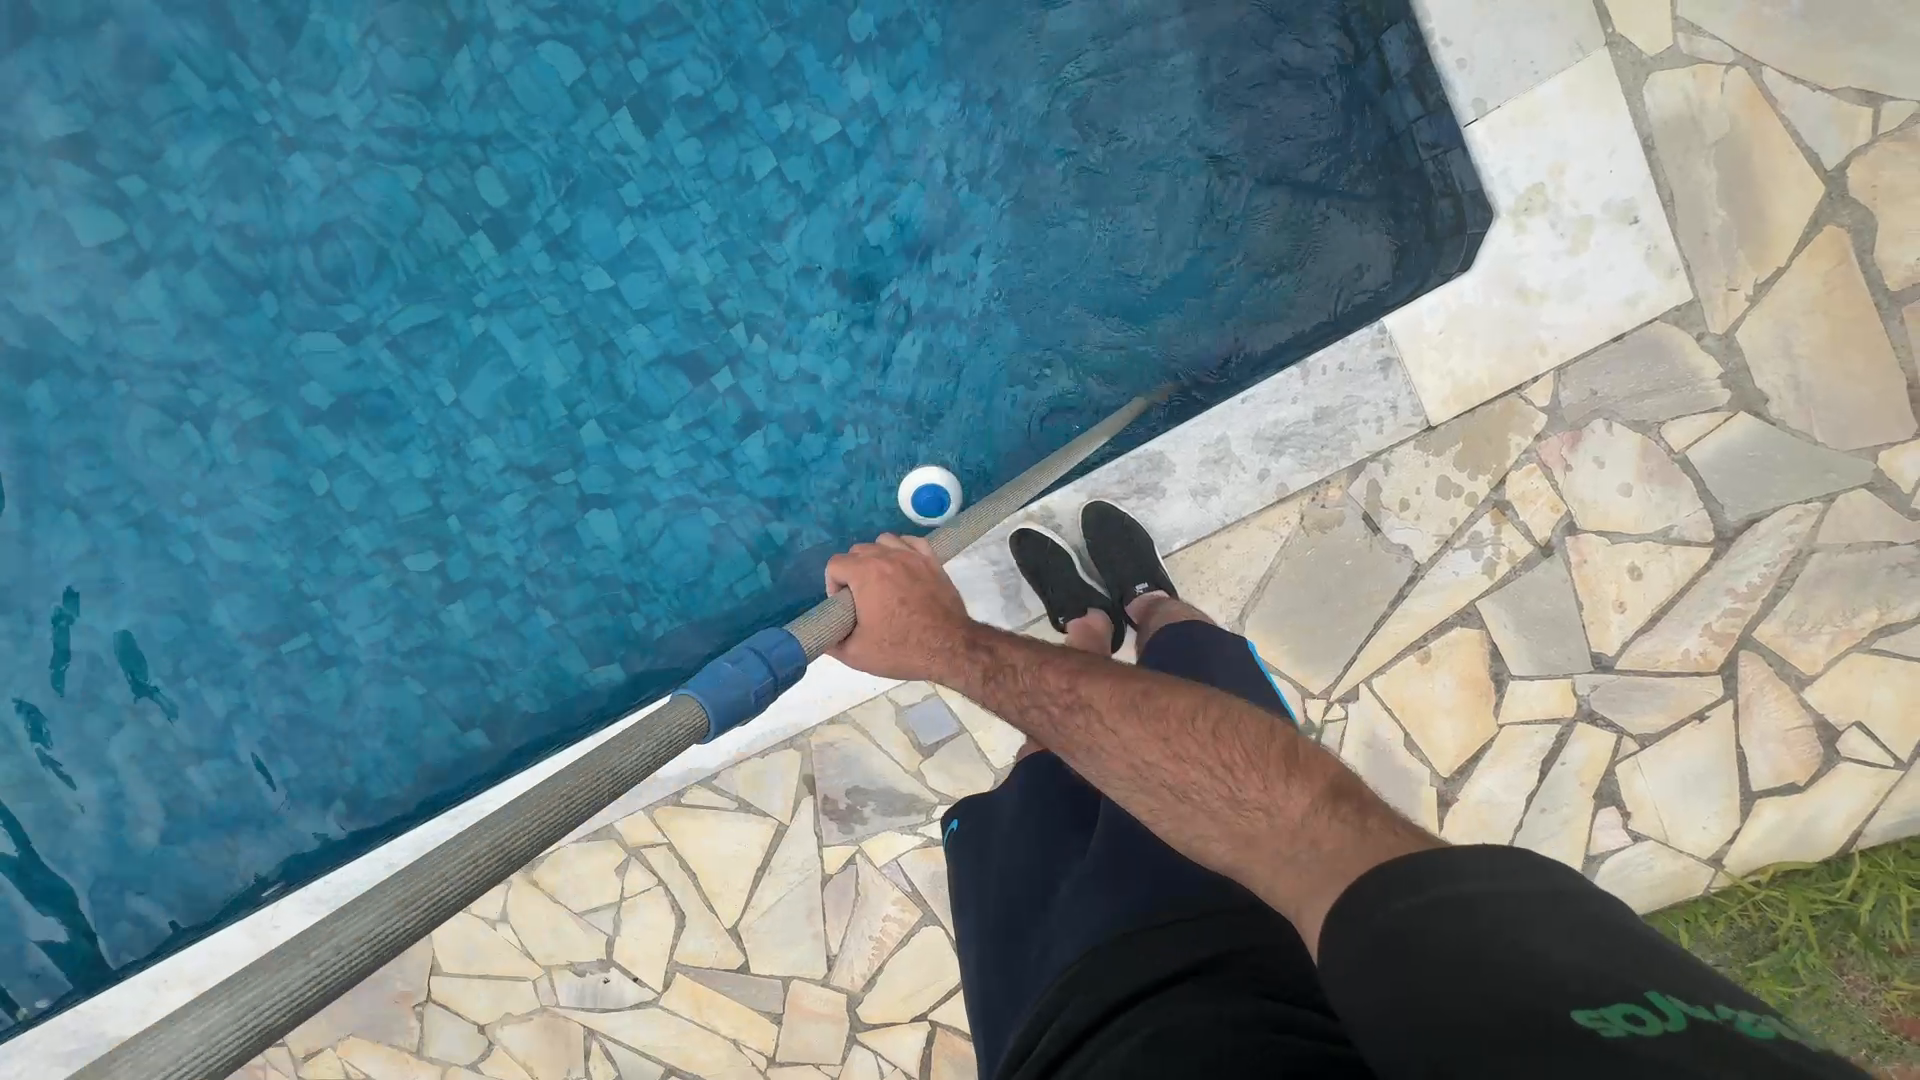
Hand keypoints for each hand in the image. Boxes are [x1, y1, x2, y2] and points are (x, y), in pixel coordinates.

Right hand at [823, 534, 976, 681]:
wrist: (950, 648)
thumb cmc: (901, 649)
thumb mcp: (856, 654)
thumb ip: (832, 642)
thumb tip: (823, 636)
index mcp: (865, 574)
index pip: (835, 564)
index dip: (833, 586)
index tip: (843, 606)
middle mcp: (888, 556)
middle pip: (858, 551)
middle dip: (852, 572)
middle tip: (860, 599)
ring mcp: (913, 556)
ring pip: (884, 541)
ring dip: (876, 557)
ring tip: (880, 582)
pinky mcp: (933, 560)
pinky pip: (911, 541)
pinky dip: (902, 549)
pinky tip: (902, 567)